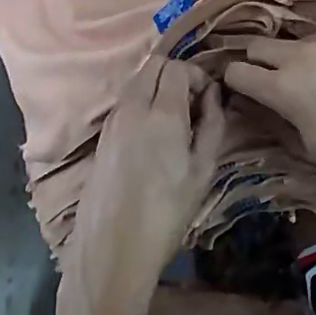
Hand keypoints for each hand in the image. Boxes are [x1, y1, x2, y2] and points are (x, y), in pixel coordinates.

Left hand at [75, 60, 229, 270]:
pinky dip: (143, 101)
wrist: (112, 250)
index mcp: (162, 113)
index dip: (198, 76)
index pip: (178, 67)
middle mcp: (132, 107)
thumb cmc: (167, 211)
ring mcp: (112, 120)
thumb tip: (214, 94)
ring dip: (159, 86)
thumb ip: (213, 123)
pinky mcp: (102, 136)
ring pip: (137, 80)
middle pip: (154, 64)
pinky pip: (126, 101)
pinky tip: (155, 134)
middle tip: (193, 103)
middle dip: (177, 73)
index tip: (209, 99)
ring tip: (176, 119)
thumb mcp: (203, 169)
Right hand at [225, 24, 315, 188]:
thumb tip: (254, 103)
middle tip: (274, 78)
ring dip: (299, 54)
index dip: (236, 81)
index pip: (236, 70)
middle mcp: (300, 53)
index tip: (244, 88)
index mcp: (282, 86)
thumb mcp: (307, 146)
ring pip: (298, 39)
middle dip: (258, 61)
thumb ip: (275, 118)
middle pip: (258, 45)